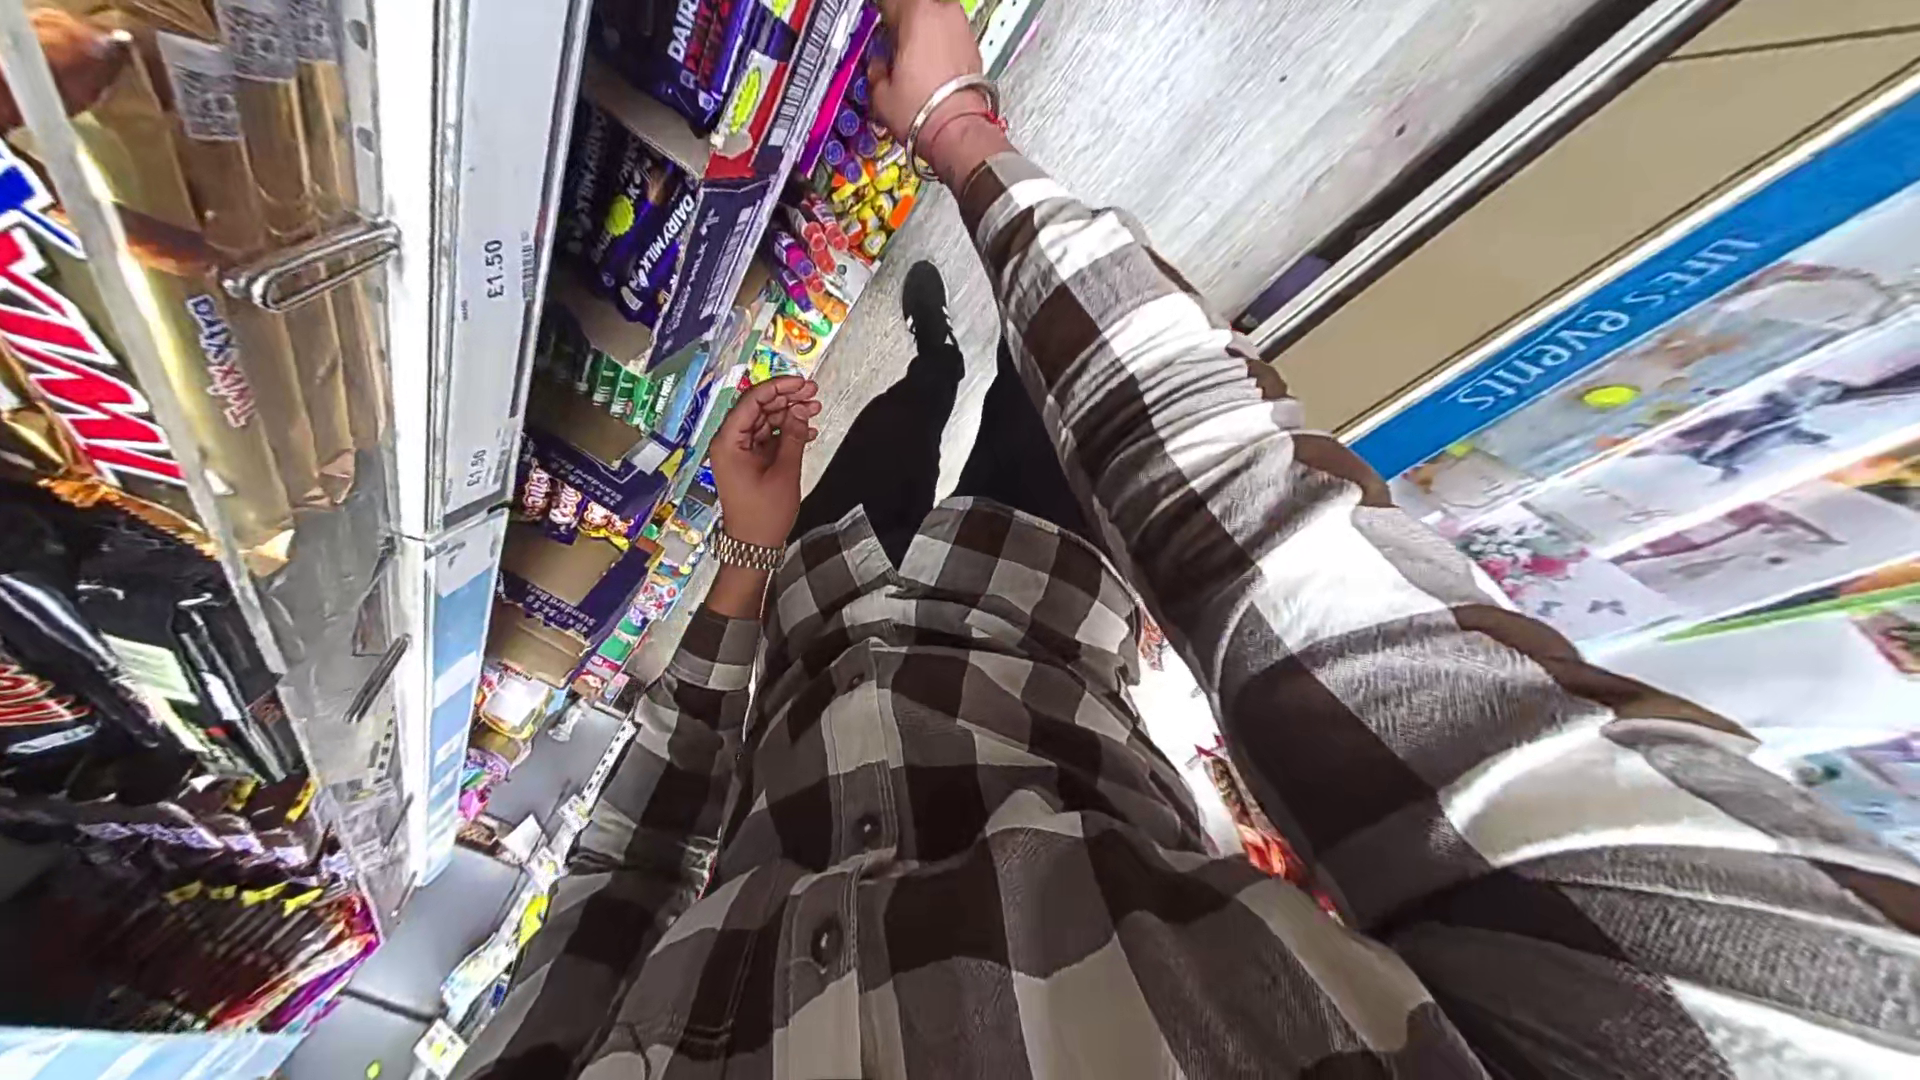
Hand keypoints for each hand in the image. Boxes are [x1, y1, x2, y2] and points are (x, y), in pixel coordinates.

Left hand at [707, 376, 820, 547]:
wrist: (755, 544)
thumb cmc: (764, 514)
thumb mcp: (784, 472)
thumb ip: (793, 437)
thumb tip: (800, 410)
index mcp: (729, 442)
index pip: (751, 401)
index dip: (778, 387)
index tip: (801, 383)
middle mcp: (730, 442)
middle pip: (758, 408)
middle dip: (787, 398)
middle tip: (812, 392)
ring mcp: (741, 451)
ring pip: (766, 421)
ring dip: (790, 414)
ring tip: (815, 408)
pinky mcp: (751, 461)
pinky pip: (769, 437)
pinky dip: (788, 432)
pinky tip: (807, 430)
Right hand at [869, 0, 1005, 183]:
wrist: (959, 134)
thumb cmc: (925, 114)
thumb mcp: (881, 97)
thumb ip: (875, 71)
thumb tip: (878, 68)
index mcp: (915, 11)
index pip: (888, 2)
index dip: (880, 18)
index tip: (877, 28)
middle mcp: (942, 11)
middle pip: (915, 8)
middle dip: (903, 26)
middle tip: (894, 49)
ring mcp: (962, 29)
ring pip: (935, 21)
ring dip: (923, 36)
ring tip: (914, 65)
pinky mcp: (974, 50)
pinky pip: (950, 41)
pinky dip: (940, 51)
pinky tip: (932, 75)